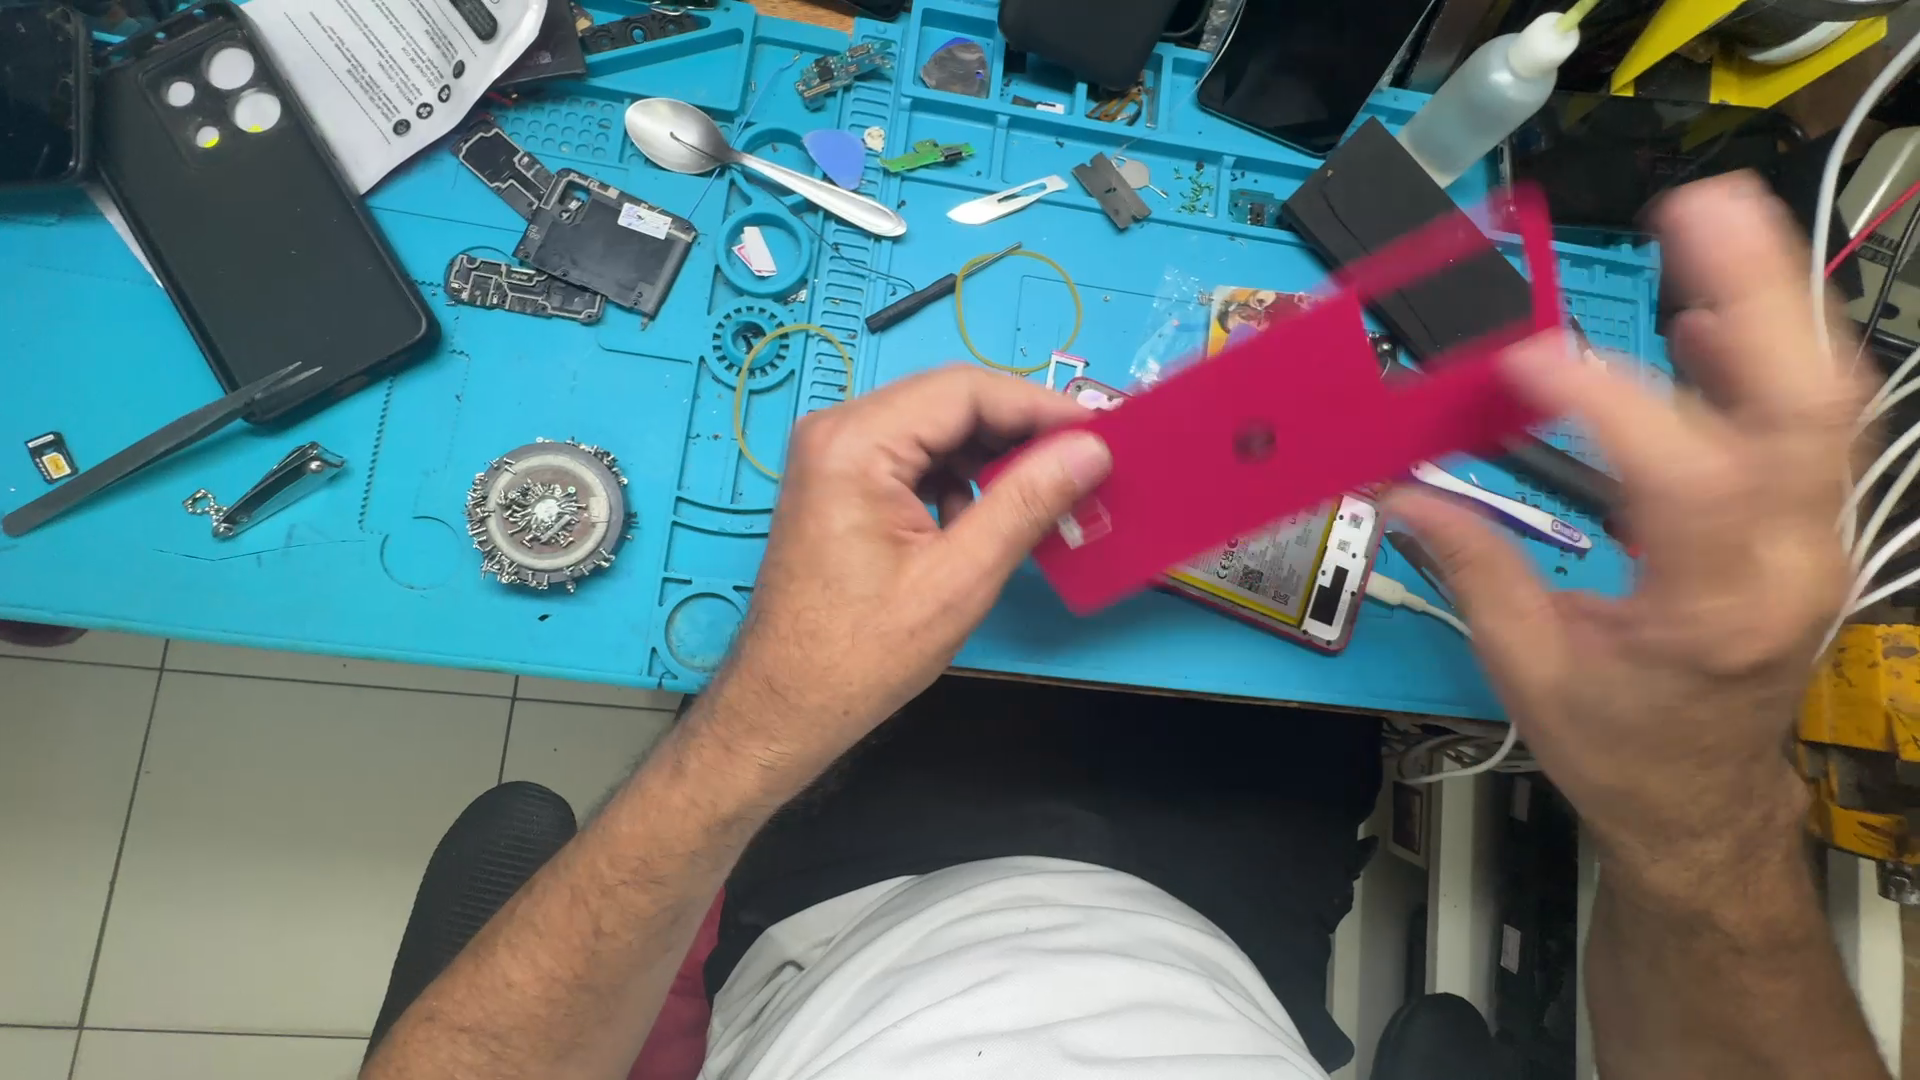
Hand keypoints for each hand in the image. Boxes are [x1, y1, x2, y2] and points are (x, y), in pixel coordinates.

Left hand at [709, 365, 1109, 775]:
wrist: (789, 704)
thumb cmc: (865, 653)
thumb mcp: (959, 578)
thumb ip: (1028, 503)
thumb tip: (1092, 450)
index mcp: (856, 442)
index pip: (965, 390)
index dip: (1040, 406)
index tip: (1101, 430)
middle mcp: (837, 430)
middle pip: (948, 403)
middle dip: (1019, 430)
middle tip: (1083, 460)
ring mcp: (833, 454)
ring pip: (934, 429)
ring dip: (990, 455)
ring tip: (1044, 490)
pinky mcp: (838, 481)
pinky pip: (912, 457)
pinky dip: (956, 478)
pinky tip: (980, 515)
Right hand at [1390, 174, 1865, 891]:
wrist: (1698, 798)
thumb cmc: (1614, 744)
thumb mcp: (1523, 664)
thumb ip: (1471, 565)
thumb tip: (1404, 494)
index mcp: (1709, 609)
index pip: (1680, 476)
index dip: (1606, 402)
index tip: (1526, 357)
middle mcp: (1787, 561)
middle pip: (1811, 404)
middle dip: (1758, 293)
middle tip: (1698, 212)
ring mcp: (1812, 540)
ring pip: (1824, 401)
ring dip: (1769, 307)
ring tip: (1708, 233)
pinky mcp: (1799, 529)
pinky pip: (1799, 428)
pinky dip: (1760, 358)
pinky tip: (1712, 321)